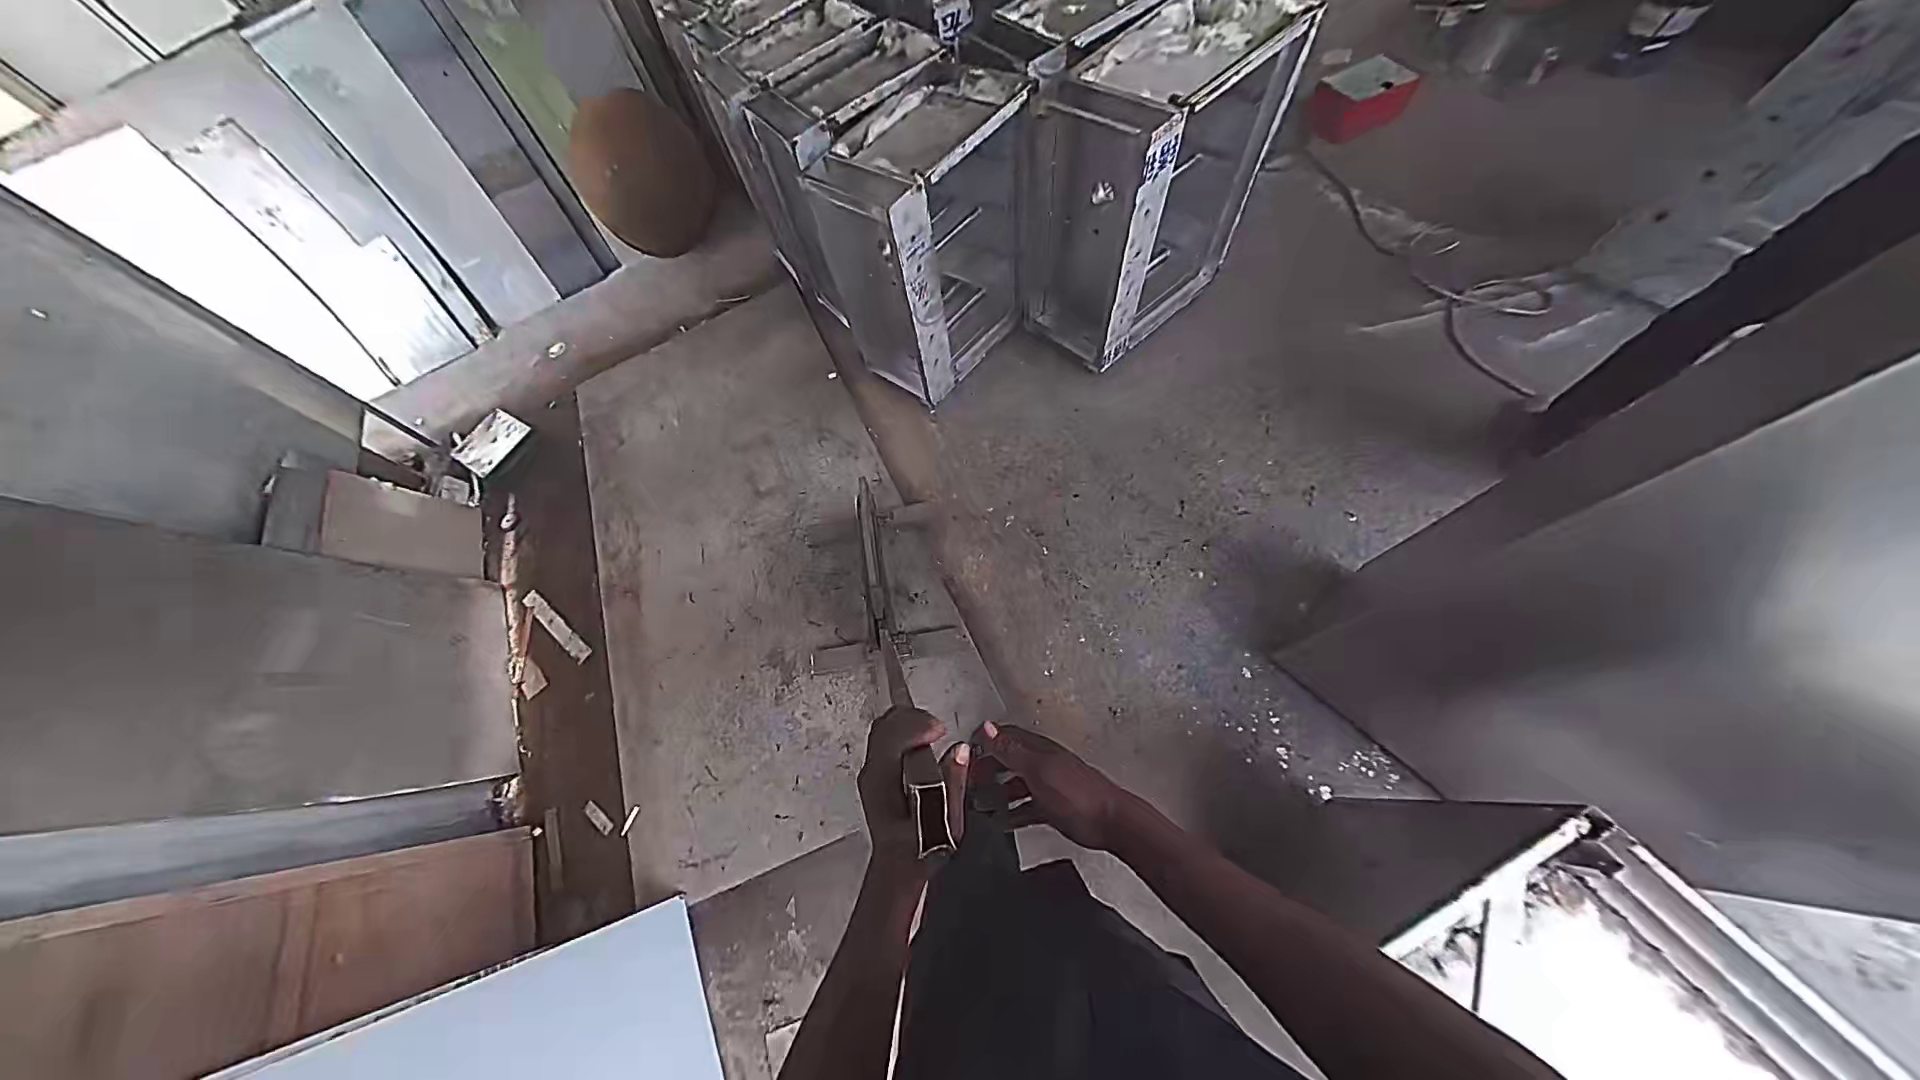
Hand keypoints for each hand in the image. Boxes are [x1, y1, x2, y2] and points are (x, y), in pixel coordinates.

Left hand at [858, 706, 968, 872]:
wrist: (900, 865)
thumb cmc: (921, 848)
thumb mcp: (946, 821)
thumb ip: (953, 783)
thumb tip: (960, 752)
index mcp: (884, 784)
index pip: (894, 737)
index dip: (919, 726)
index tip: (940, 731)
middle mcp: (872, 775)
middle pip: (886, 726)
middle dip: (914, 718)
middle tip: (937, 728)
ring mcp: (871, 773)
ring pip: (883, 729)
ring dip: (909, 722)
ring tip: (931, 729)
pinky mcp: (876, 773)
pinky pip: (885, 738)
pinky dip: (904, 729)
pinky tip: (920, 737)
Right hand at [979, 721, 1137, 851]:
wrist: (1111, 823)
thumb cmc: (1079, 795)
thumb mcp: (1038, 770)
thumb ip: (1011, 750)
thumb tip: (988, 728)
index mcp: (1038, 749)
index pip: (1005, 737)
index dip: (984, 742)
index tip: (965, 754)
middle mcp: (1043, 763)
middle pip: (1008, 760)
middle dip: (987, 768)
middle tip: (968, 782)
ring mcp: (1049, 785)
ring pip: (1016, 784)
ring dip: (997, 792)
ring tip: (979, 804)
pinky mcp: (1054, 807)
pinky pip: (1026, 806)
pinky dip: (1012, 812)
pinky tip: (1003, 822)